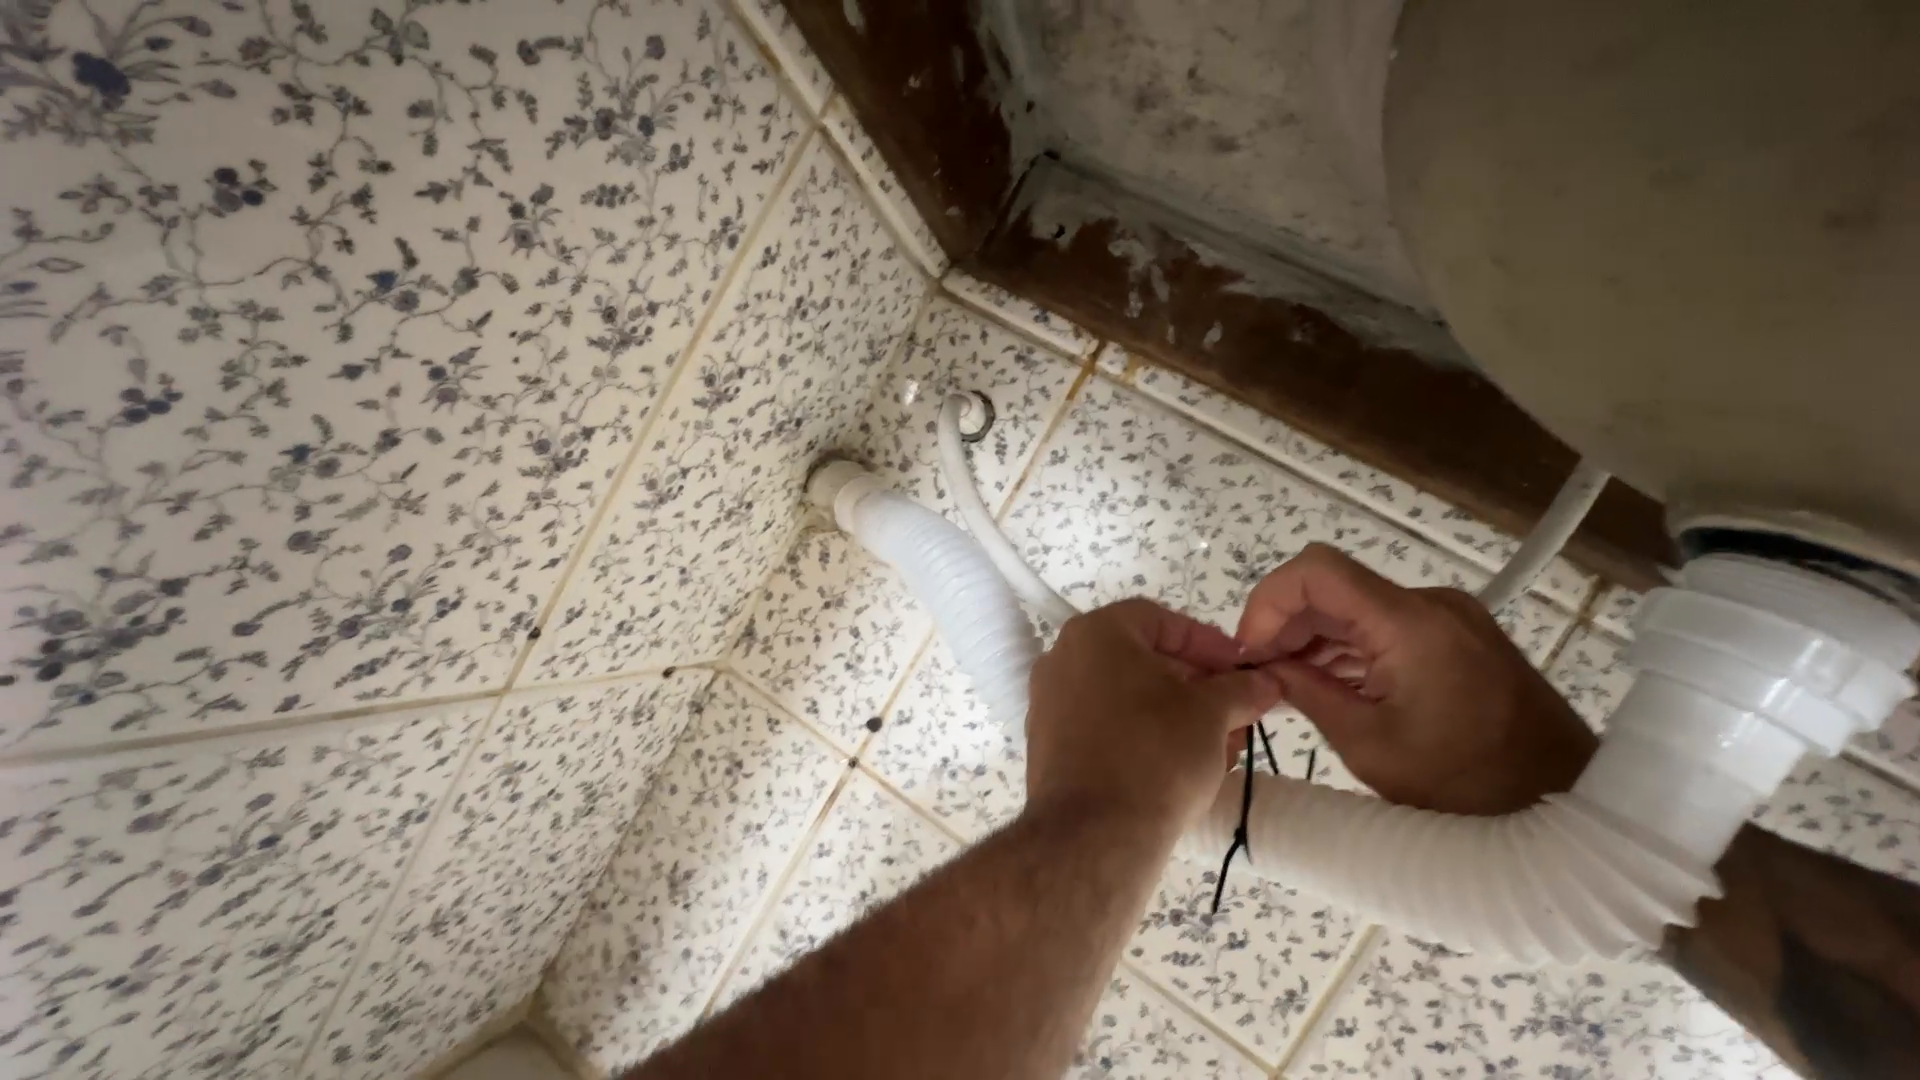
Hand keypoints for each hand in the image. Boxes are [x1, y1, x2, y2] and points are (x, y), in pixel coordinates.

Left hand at [1026, 599, 1283, 834]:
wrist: (1094, 834)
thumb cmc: (1156, 754)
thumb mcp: (1211, 714)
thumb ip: (1241, 688)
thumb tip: (1266, 681)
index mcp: (1095, 633)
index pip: (1160, 620)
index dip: (1208, 643)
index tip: (1243, 668)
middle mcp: (1062, 659)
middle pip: (1140, 658)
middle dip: (1195, 683)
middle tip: (1236, 709)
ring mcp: (1049, 703)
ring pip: (1124, 696)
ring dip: (1175, 713)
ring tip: (1219, 744)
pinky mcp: (1048, 745)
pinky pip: (1104, 726)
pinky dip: (1143, 734)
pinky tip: (1180, 764)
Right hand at [1237, 543, 1598, 815]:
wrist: (1568, 808)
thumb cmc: (1464, 784)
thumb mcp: (1367, 744)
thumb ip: (1306, 693)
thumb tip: (1260, 667)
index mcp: (1408, 623)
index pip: (1315, 571)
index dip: (1268, 601)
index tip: (1250, 650)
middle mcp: (1428, 604)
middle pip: (1331, 588)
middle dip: (1283, 625)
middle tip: (1257, 674)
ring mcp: (1446, 617)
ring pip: (1353, 607)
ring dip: (1312, 638)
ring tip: (1284, 684)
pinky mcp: (1456, 635)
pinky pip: (1383, 626)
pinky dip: (1346, 648)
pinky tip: (1325, 683)